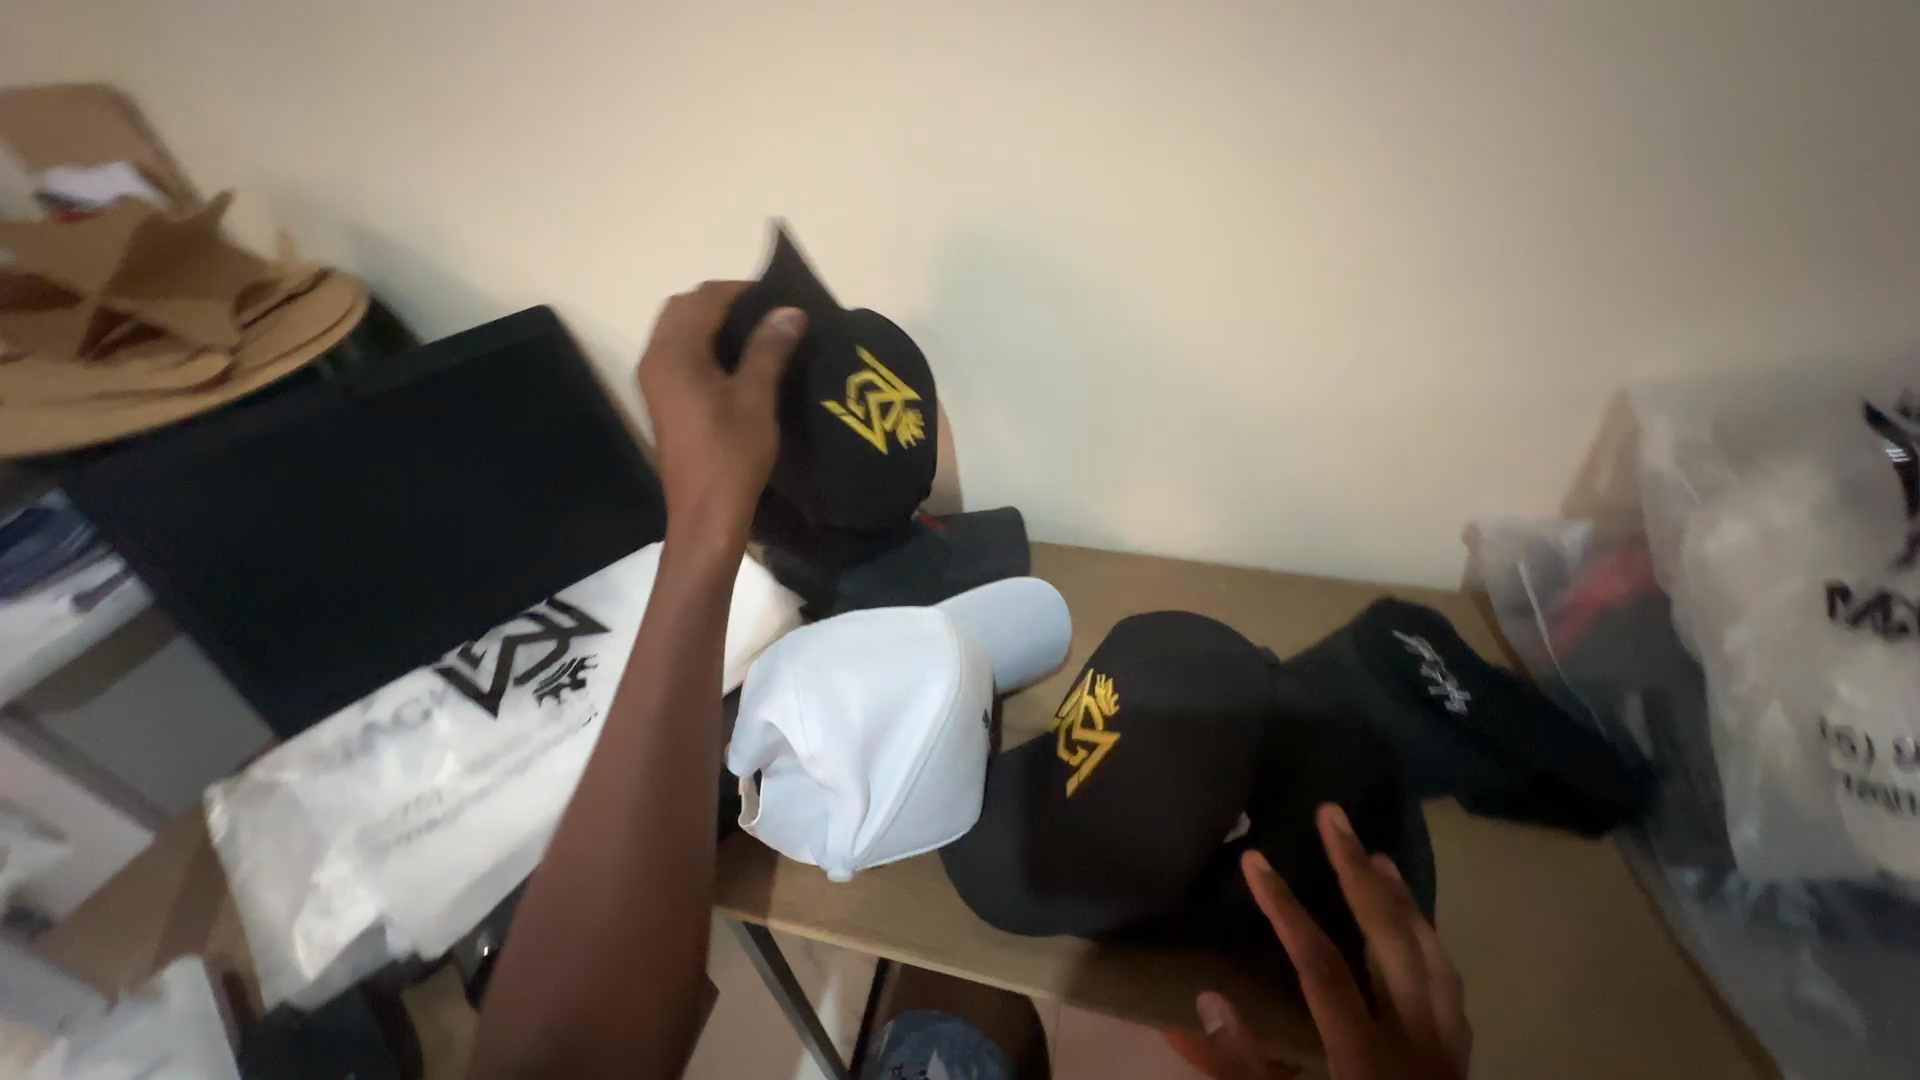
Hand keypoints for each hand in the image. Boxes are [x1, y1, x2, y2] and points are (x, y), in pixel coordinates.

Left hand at [636, 282, 804, 542]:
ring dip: (714, 324)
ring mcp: (655, 381)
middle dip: (724, 302)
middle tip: (768, 314)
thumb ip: (770, 349)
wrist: (707, 513)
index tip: (780, 298)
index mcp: (674, 353)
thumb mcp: (756, 398)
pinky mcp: (664, 400)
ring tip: (759, 336)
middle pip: (685, 309)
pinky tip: (739, 363)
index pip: (704, 299)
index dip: (742, 292)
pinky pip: (681, 354)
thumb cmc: (732, 454)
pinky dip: (706, 346)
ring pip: (680, 331)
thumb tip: (790, 311)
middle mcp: (655, 358)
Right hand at [1195, 805, 1470, 1079]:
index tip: (1254, 859)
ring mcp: (1447, 1048)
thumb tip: (1207, 997)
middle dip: (1357, 871)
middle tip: (1333, 815)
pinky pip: (1447, 980)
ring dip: (1399, 895)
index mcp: (1367, 1059)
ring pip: (1430, 953)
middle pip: (1390, 939)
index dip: (1285, 907)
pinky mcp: (1459, 1057)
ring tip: (1375, 851)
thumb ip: (1242, 1069)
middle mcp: (1416, 1042)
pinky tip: (1411, 920)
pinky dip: (1426, 935)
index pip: (1321, 965)